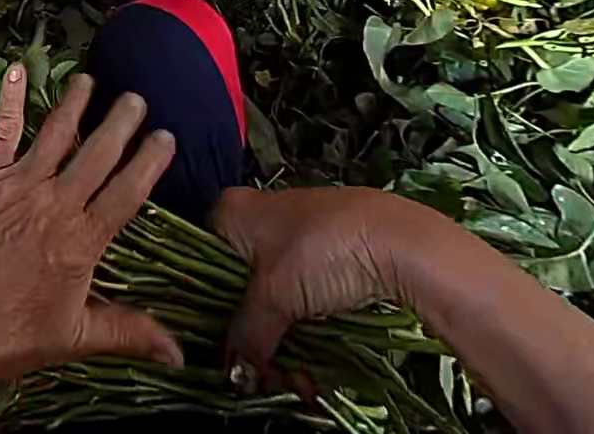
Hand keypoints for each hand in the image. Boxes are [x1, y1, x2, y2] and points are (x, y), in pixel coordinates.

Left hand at [0, 65, 183, 392]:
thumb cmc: (11, 333)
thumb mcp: (74, 338)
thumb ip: (128, 333)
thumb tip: (181, 355)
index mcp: (82, 241)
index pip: (126, 194)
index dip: (148, 163)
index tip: (166, 137)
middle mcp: (56, 203)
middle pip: (96, 154)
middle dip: (120, 122)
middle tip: (137, 97)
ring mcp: (21, 184)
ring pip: (56, 134)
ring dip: (74, 104)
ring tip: (90, 79)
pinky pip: (3, 131)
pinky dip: (10, 99)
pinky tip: (16, 70)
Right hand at [211, 187, 447, 381]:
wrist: (396, 240)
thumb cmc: (319, 249)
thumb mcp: (274, 295)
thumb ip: (246, 334)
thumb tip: (231, 374)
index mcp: (229, 212)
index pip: (197, 261)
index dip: (203, 309)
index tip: (214, 349)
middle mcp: (252, 220)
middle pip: (233, 287)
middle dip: (249, 337)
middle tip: (263, 377)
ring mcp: (286, 238)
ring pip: (267, 299)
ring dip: (278, 344)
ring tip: (298, 382)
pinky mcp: (316, 257)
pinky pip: (294, 299)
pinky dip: (299, 331)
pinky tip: (312, 368)